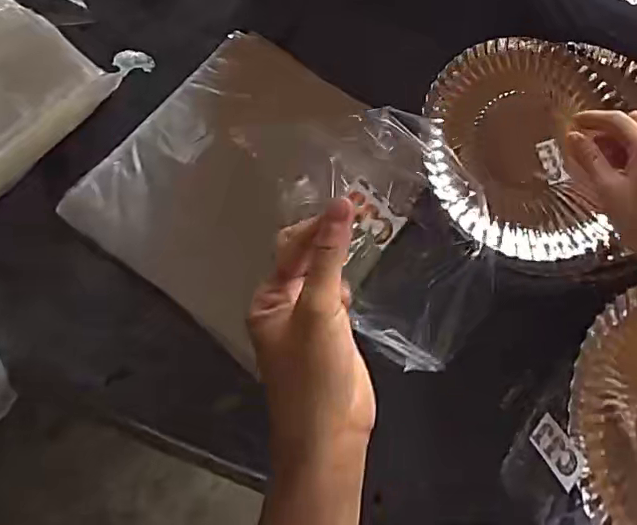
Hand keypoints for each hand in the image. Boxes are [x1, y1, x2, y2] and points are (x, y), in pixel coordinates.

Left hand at [248, 199, 374, 470]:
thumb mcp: (321, 308)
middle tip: (362, 208)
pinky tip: (363, 269)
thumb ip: (331, 255)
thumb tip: (341, 205)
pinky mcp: (332, 329)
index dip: (319, 225)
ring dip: (341, 253)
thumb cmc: (314, 374)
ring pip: (325, 272)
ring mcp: (309, 318)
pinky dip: (349, 276)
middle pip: (307, 257)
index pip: (293, 248)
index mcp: (269, 301)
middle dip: (330, 235)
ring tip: (367, 227)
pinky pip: (338, 290)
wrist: (331, 434)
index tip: (350, 203)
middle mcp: (285, 305)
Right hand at [564, 110, 636, 285]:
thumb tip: (575, 138)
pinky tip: (612, 173)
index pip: (618, 119)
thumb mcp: (609, 190)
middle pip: (632, 122)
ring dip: (617, 141)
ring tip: (594, 159)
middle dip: (607, 127)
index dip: (593, 118)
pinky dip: (628, 154)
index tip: (574, 122)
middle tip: (585, 139)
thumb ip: (590, 160)